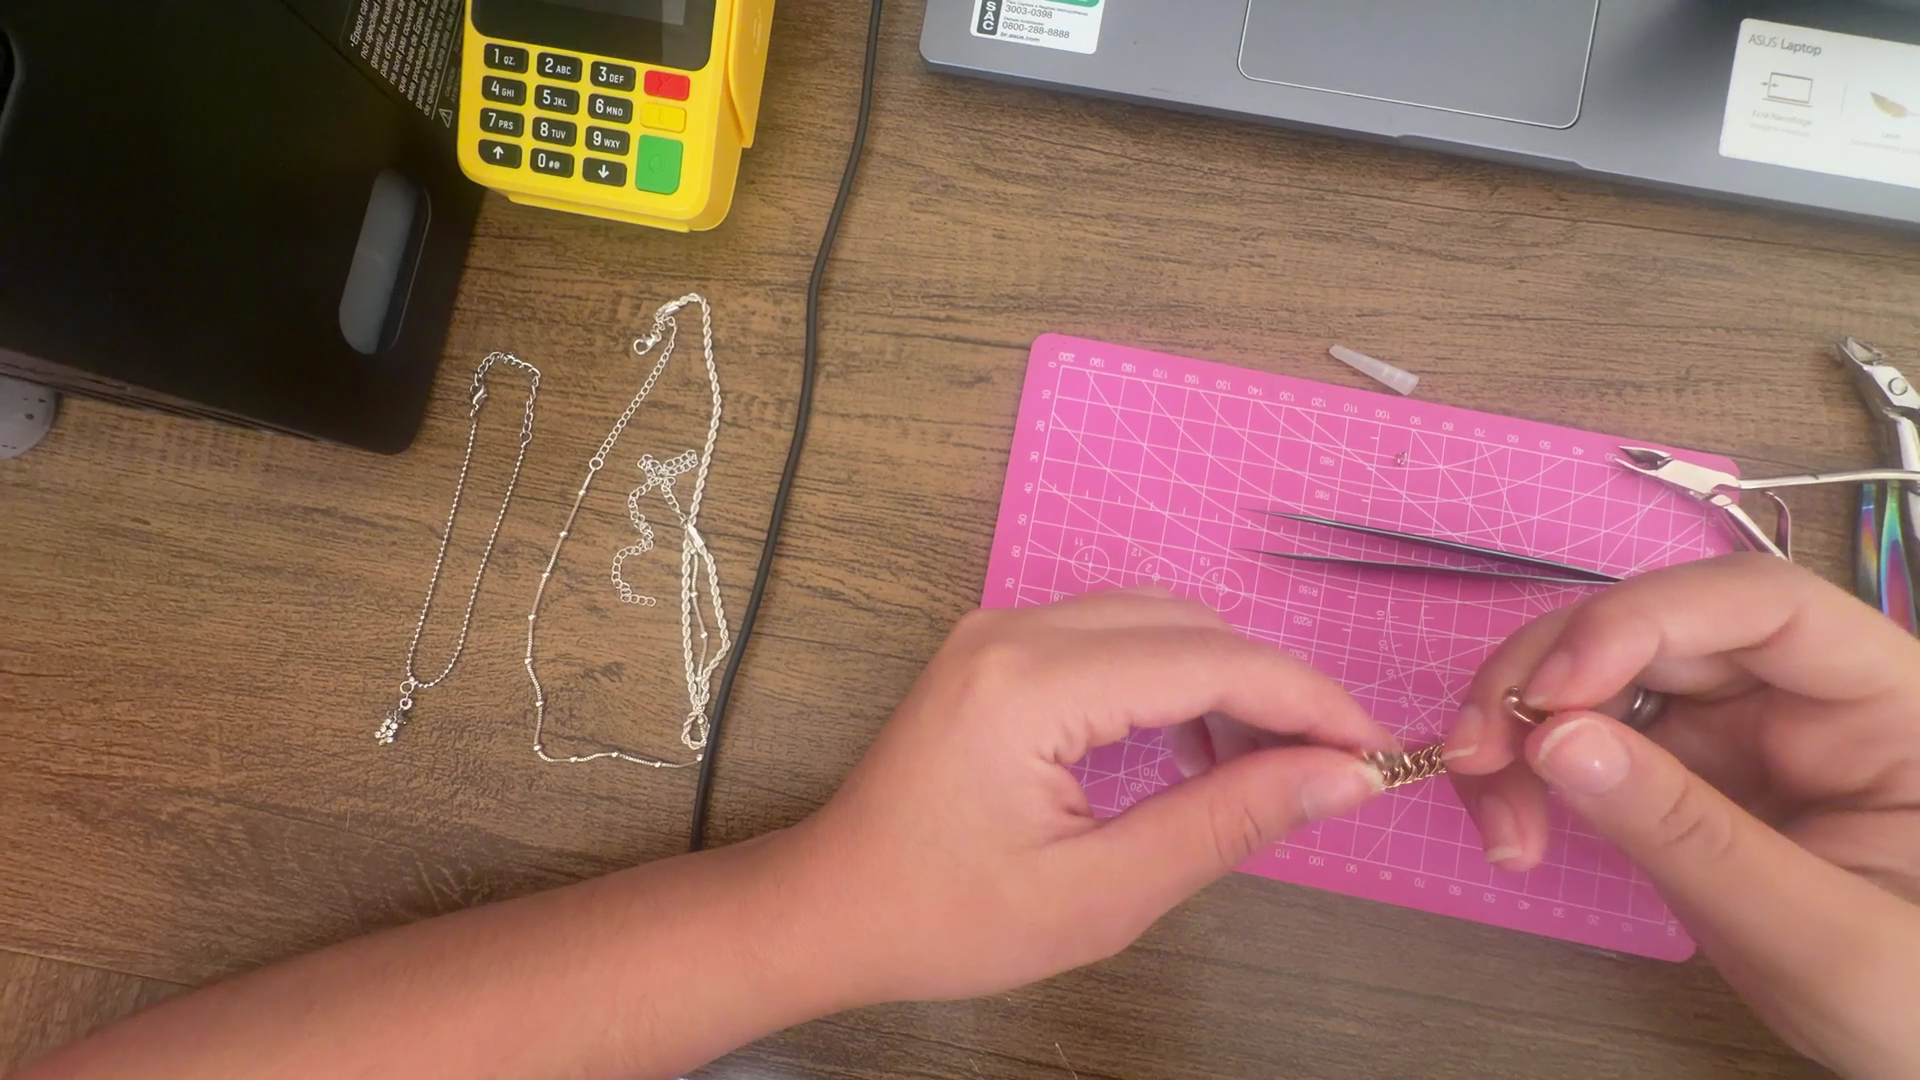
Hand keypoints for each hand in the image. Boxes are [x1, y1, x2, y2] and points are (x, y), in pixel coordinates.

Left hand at [787, 587, 1396, 1005]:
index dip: (1304, 698)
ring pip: (1147, 618)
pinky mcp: (995, 644)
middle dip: (1269, 683)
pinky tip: (1186, 737)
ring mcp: (998, 627)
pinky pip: (1106, 633)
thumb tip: (1339, 776)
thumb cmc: (951, 916)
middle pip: (1181, 624)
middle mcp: (1013, 628)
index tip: (1375, 748)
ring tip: (1263, 757)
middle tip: (1330, 761)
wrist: (837, 899)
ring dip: (1218, 674)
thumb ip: (1224, 822)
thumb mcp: (1100, 893)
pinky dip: (1165, 672)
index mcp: (1030, 683)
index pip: (1204, 660)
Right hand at [1443, 554, 1919, 1078]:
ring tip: (1492, 820)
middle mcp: (1787, 694)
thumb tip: (1547, 738)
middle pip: (1632, 636)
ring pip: (1577, 682)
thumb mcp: (1826, 941)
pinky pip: (1561, 736)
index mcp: (1885, 705)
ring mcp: (1717, 727)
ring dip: (1509, 736)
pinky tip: (1505, 826)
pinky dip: (1514, 773)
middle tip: (1473, 755)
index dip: (1638, 623)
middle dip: (1534, 687)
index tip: (1549, 696)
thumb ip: (1689, 833)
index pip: (1754, 604)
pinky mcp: (1659, 763)